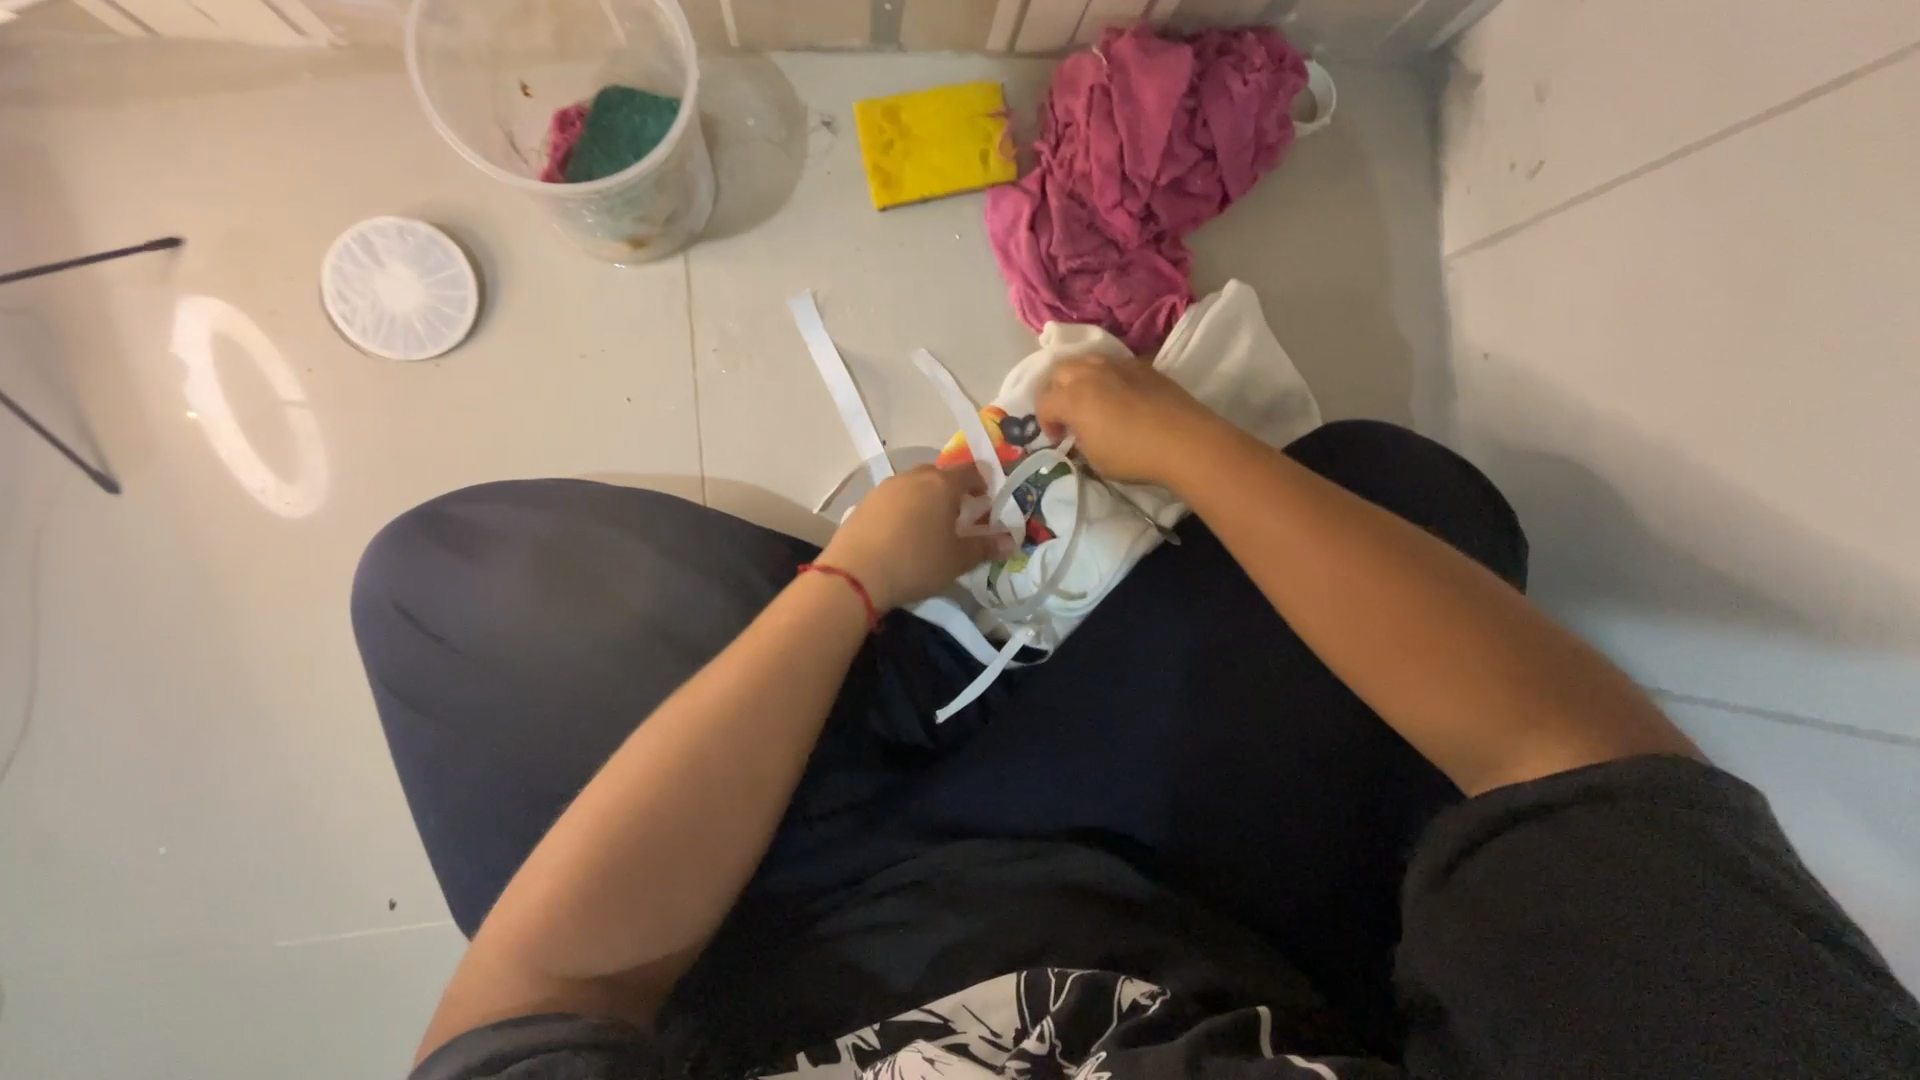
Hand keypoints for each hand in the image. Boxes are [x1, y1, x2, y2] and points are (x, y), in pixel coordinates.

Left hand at [817, 465, 1014, 610]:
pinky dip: (903, 510)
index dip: (982, 481)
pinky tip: (902, 534)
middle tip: (960, 514)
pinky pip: (893, 499)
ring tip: (930, 526)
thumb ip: (985, 547)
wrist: (855, 574)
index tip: (987, 499)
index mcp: (942, 484)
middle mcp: (913, 477)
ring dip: (925, 499)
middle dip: (952, 490)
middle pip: (939, 474)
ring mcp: (885, 488)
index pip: (970, 470)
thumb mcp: (957, 560)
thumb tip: (1010, 541)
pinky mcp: (864, 503)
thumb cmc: (916, 562)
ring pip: (914, 485)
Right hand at [1036, 354, 1225, 487]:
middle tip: (1067, 413)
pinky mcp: (1142, 366)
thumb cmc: (1133, 455)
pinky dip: (1107, 376)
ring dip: (1080, 378)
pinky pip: (1114, 364)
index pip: (1044, 403)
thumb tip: (1080, 432)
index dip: (1046, 422)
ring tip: (1090, 398)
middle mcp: (1090, 373)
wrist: (1185, 440)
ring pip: (1086, 360)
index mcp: (1072, 398)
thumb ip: (1080, 440)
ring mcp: (1118, 365)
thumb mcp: (1095, 459)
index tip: (1059, 439)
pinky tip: (1119, 394)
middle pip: (1059, 371)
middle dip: (1056, 392)